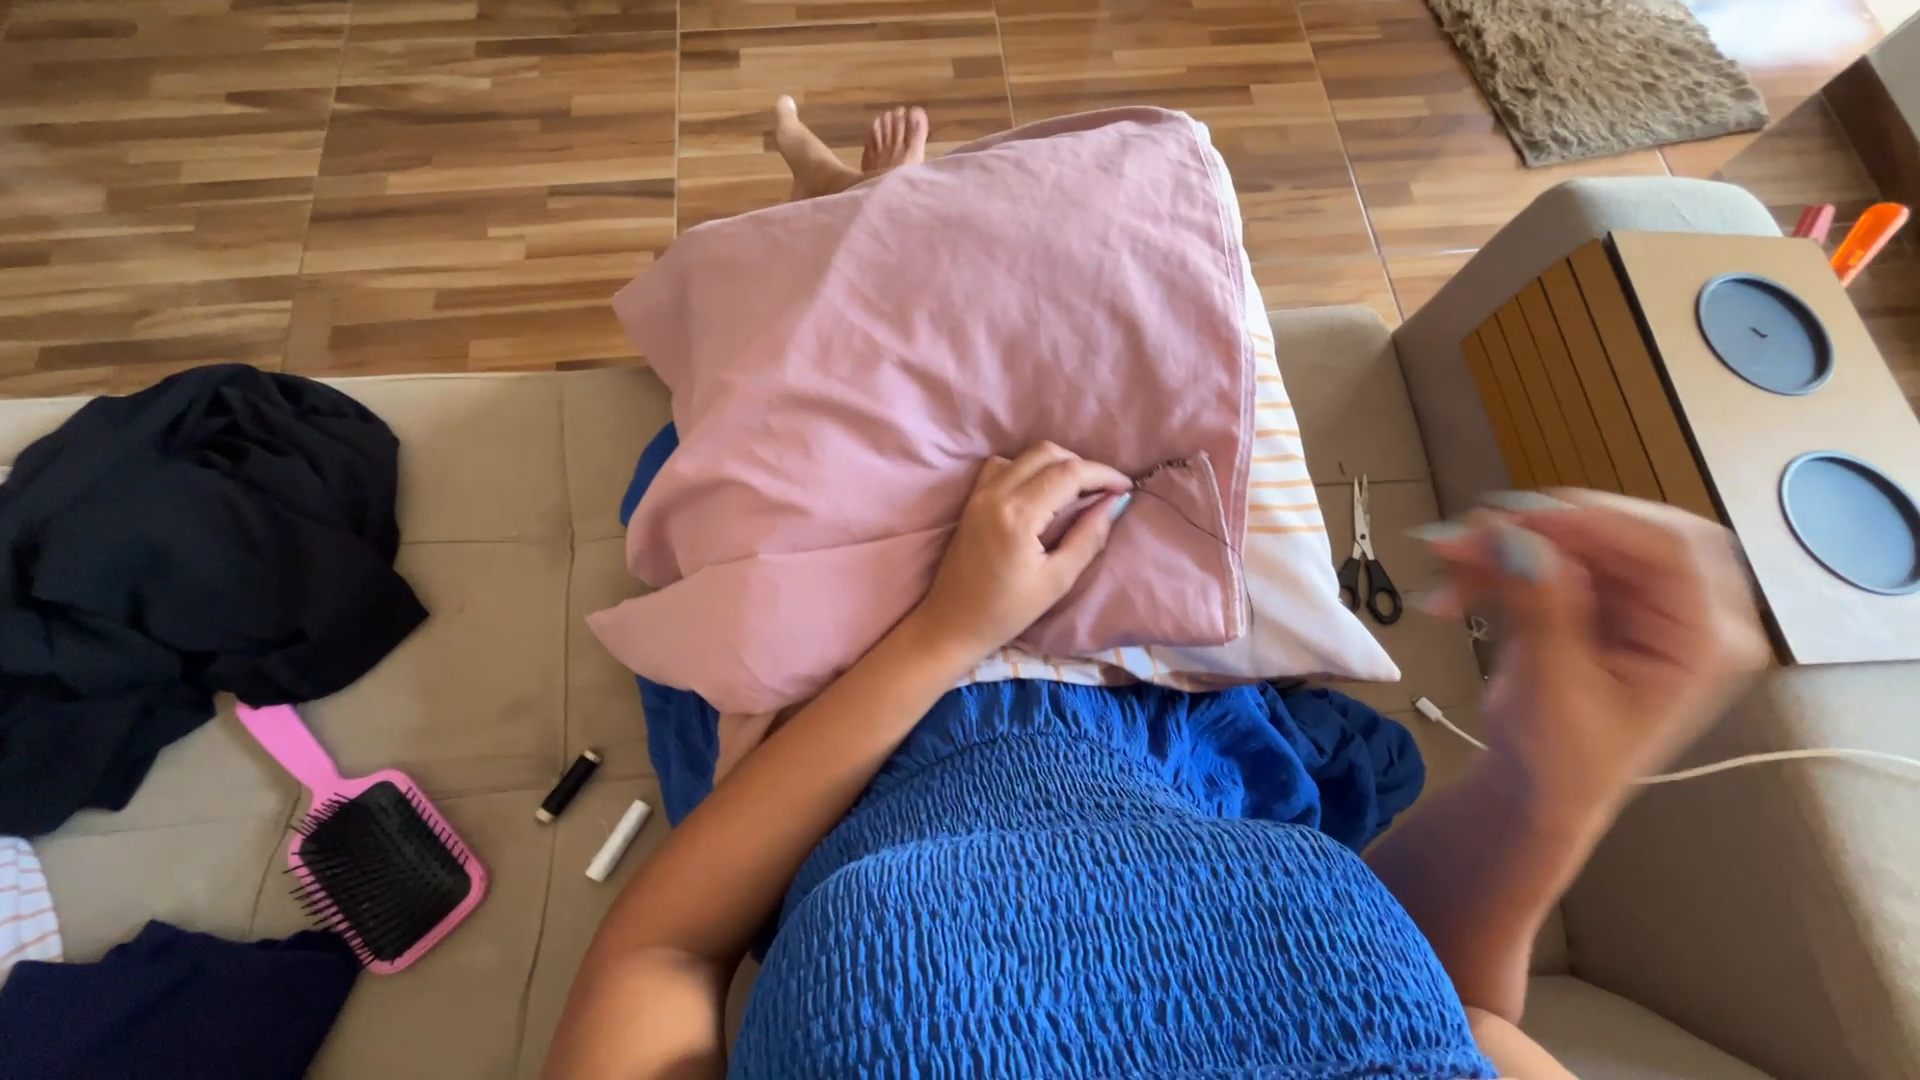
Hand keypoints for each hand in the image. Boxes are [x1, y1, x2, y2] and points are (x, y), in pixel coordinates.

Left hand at [907, 442, 1132, 662]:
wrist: (951, 623)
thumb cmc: (1006, 612)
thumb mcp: (1057, 580)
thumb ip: (1088, 537)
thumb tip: (1114, 502)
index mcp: (1018, 515)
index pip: (1069, 473)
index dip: (1103, 474)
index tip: (1125, 488)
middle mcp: (996, 494)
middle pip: (1047, 453)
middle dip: (1082, 465)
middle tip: (1102, 491)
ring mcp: (979, 494)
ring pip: (1025, 456)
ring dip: (1055, 463)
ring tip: (1075, 492)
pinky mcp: (971, 500)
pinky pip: (1002, 466)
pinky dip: (1027, 468)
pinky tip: (1040, 492)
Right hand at [1420, 491, 1768, 810]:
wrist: (1534, 788)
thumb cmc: (1560, 759)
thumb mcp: (1553, 687)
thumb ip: (1541, 608)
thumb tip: (1512, 538)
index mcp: (1699, 636)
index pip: (1667, 548)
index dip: (1592, 522)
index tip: (1513, 522)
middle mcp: (1675, 608)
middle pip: (1618, 532)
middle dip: (1539, 527)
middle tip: (1471, 534)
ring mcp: (1628, 603)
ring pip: (1568, 542)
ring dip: (1499, 547)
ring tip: (1444, 563)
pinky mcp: (1585, 602)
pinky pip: (1539, 561)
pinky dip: (1490, 567)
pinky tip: (1451, 591)